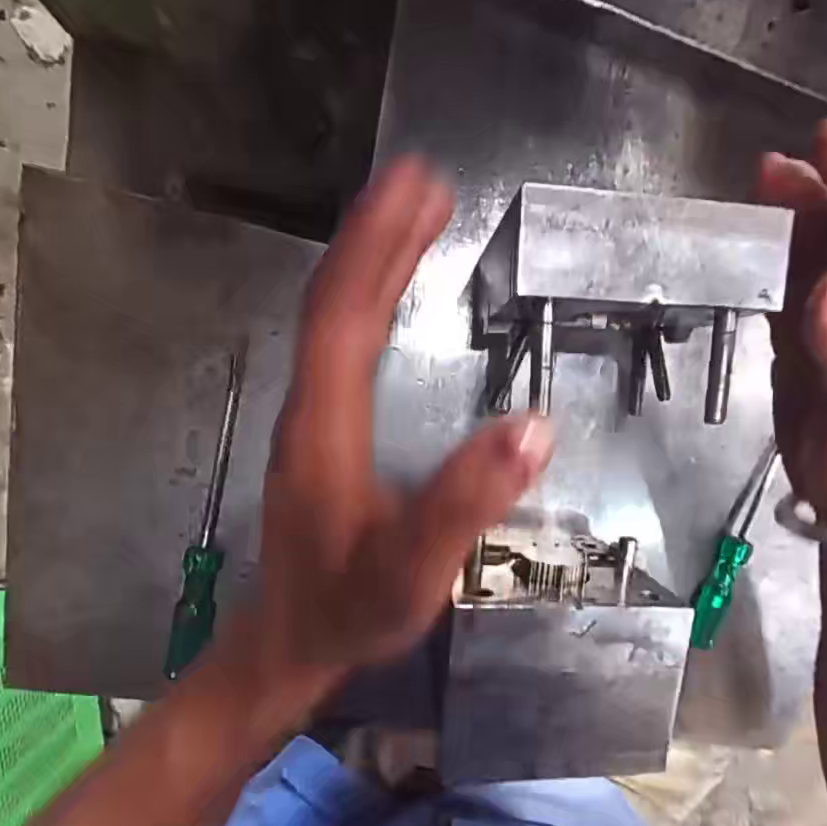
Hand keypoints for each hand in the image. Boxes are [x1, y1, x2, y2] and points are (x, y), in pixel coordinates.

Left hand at [233, 158, 554, 703]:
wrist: (293, 643)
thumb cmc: (349, 612)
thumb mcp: (411, 572)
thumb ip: (464, 505)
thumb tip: (534, 430)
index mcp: (325, 430)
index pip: (343, 318)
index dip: (377, 248)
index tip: (415, 186)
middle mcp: (308, 413)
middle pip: (335, 307)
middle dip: (376, 239)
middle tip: (422, 182)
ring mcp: (310, 425)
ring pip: (334, 326)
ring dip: (371, 267)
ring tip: (415, 222)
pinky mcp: (321, 440)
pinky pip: (342, 355)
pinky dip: (368, 310)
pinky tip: (391, 303)